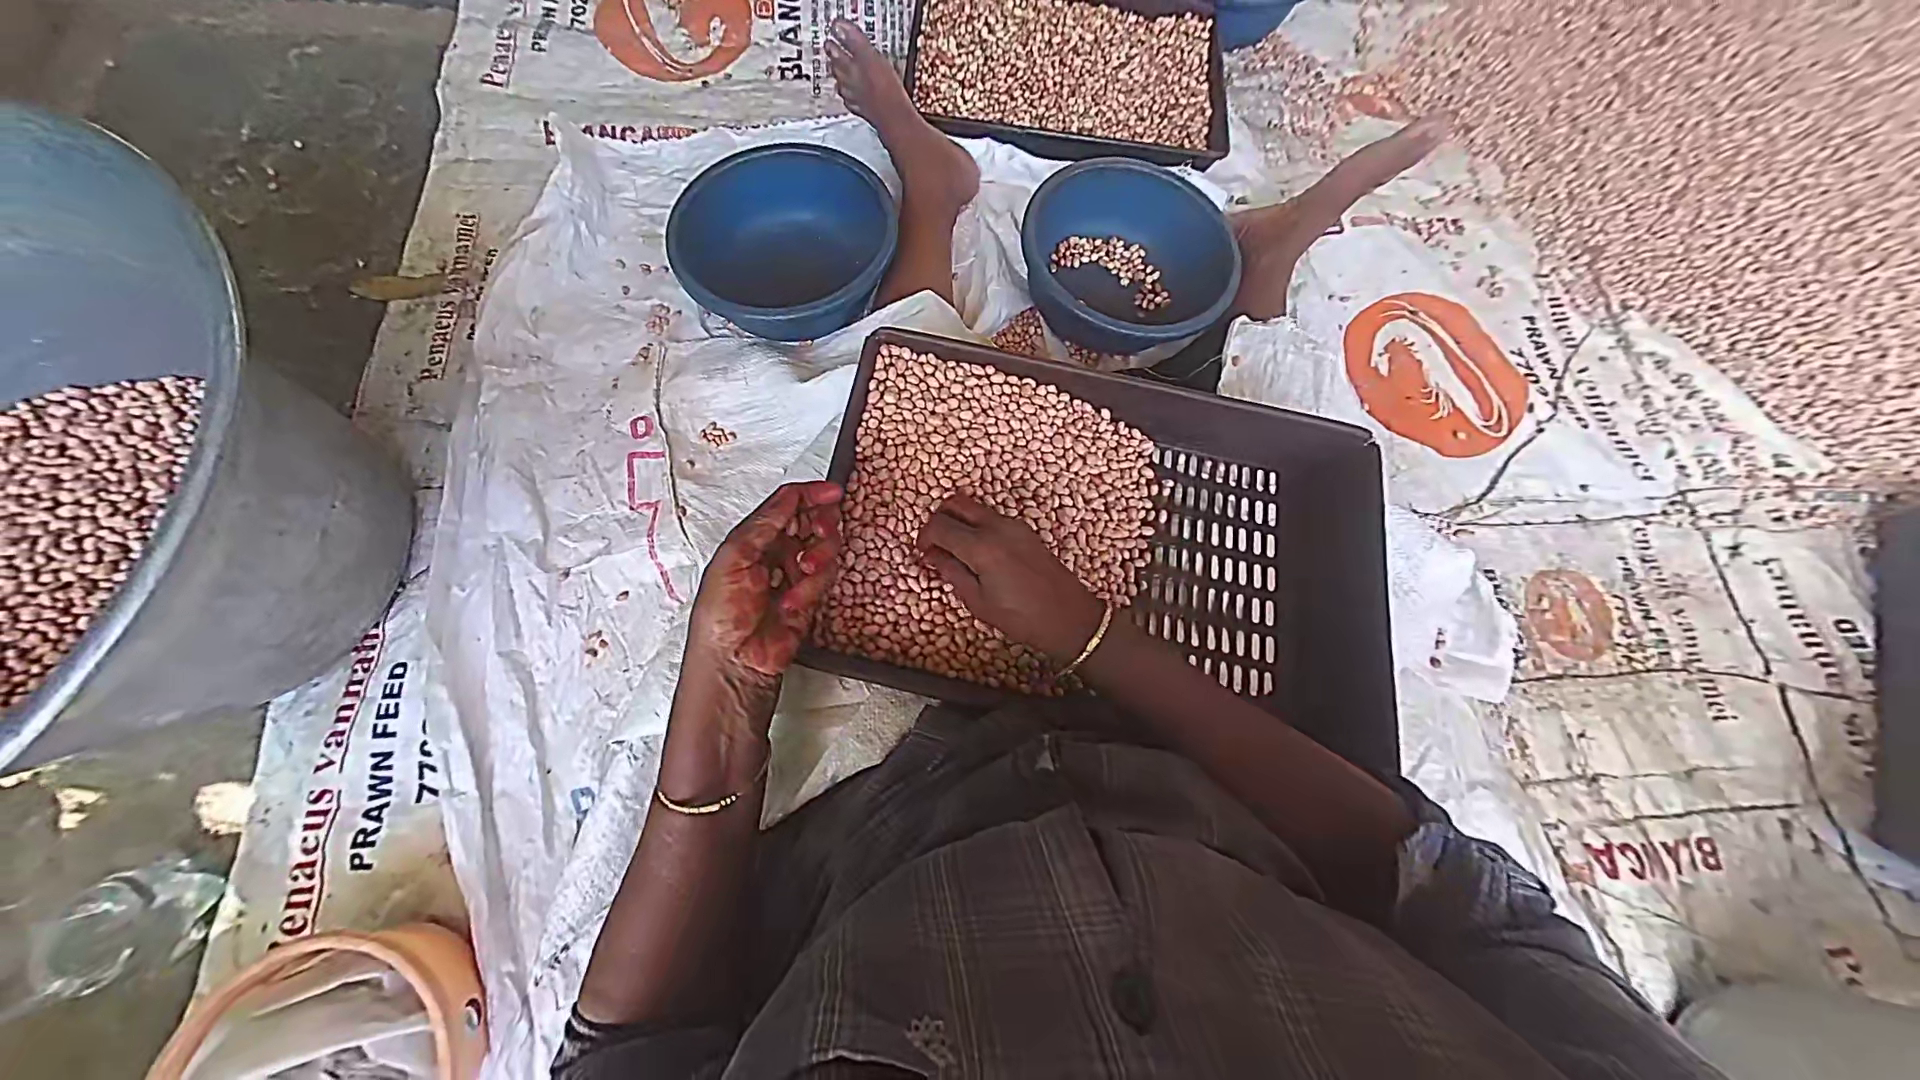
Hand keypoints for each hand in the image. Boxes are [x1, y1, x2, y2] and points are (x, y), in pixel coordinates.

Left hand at [686, 481, 843, 695]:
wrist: (734, 660)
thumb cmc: (720, 616)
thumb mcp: (734, 557)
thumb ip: (764, 524)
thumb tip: (789, 497)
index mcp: (752, 538)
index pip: (786, 505)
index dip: (810, 495)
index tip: (832, 491)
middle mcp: (774, 553)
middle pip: (811, 522)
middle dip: (821, 523)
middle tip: (822, 530)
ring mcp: (794, 575)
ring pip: (824, 548)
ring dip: (818, 556)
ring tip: (804, 571)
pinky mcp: (809, 597)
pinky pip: (824, 579)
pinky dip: (812, 588)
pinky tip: (793, 601)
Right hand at [916, 494, 1103, 662]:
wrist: (1069, 616)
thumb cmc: (1022, 617)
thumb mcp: (978, 601)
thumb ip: (952, 573)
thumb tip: (934, 556)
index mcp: (982, 547)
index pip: (939, 525)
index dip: (924, 537)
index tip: (923, 552)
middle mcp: (997, 527)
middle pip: (955, 503)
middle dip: (939, 519)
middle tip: (935, 544)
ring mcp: (1014, 525)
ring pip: (975, 508)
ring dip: (959, 522)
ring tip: (956, 553)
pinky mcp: (1025, 530)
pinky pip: (992, 518)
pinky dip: (977, 527)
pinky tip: (977, 554)